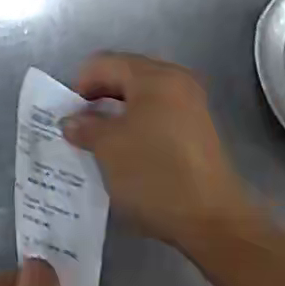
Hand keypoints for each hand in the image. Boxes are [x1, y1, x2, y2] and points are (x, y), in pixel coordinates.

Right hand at [61, 52, 255, 251]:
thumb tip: (71, 121)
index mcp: (154, 75)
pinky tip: (129, 148)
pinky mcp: (198, 128)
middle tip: (82, 125)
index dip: (80, 84)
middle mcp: (176, 79)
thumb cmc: (156, 175)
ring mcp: (191, 103)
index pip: (105, 63)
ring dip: (118, 111)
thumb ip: (86, 127)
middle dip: (100, 96)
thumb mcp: (109, 149)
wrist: (214, 222)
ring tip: (102, 139)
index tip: (70, 115)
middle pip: (125, 74)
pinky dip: (139, 123)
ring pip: (142, 94)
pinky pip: (159, 112)